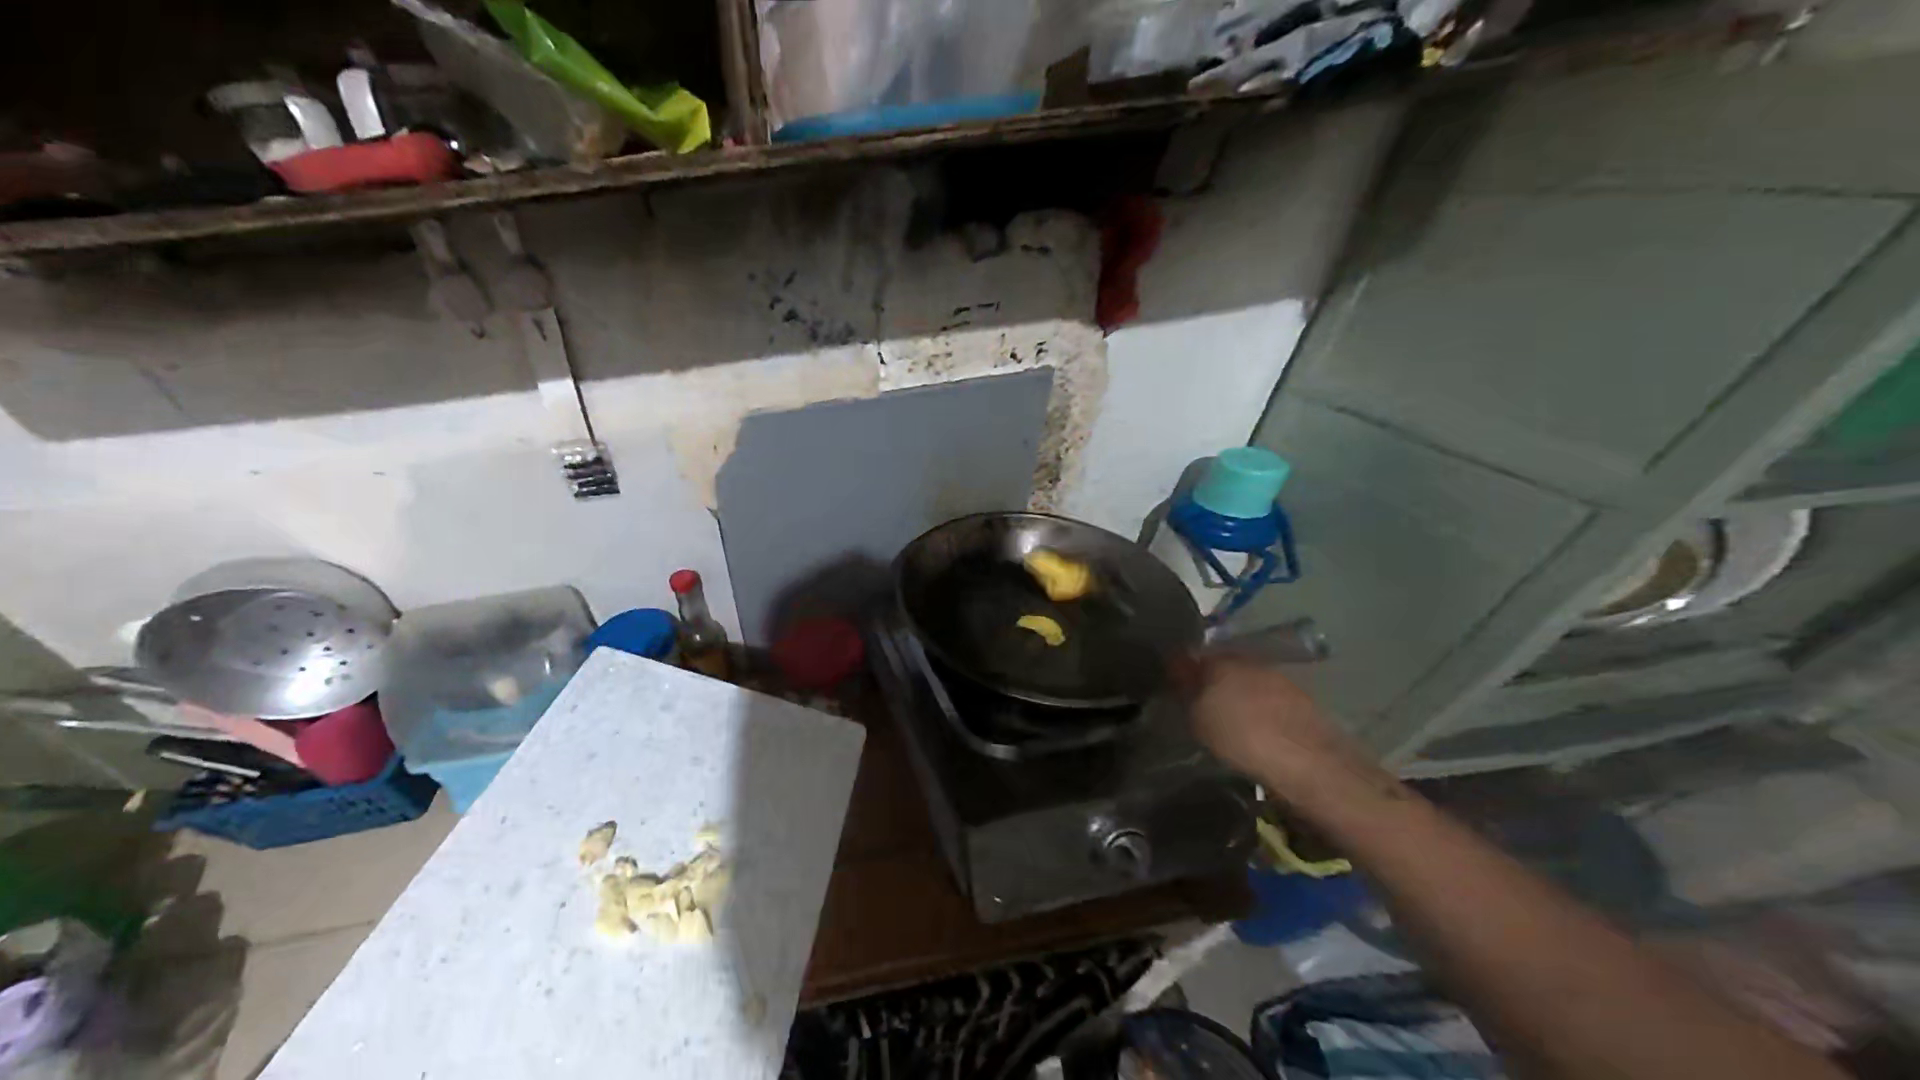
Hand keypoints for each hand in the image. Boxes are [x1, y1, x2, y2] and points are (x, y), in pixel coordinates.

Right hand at [1181, 655, 1401, 811]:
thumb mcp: (1197, 718)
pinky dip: (1259, 710)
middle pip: (1222, 667)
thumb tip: (1177, 669)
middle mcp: (1251, 662)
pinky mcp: (1301, 701)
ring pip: (1248, 682)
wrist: (1309, 762)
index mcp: (1221, 660)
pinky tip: (1256, 730)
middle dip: (1211, 682)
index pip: (1193, 656)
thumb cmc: (1242, 737)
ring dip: (1238, 696)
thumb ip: (1185, 690)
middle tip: (1200, 705)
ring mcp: (1280, 679)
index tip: (1173, 688)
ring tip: (1228, 721)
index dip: (1181, 671)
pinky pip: (1268, 700)